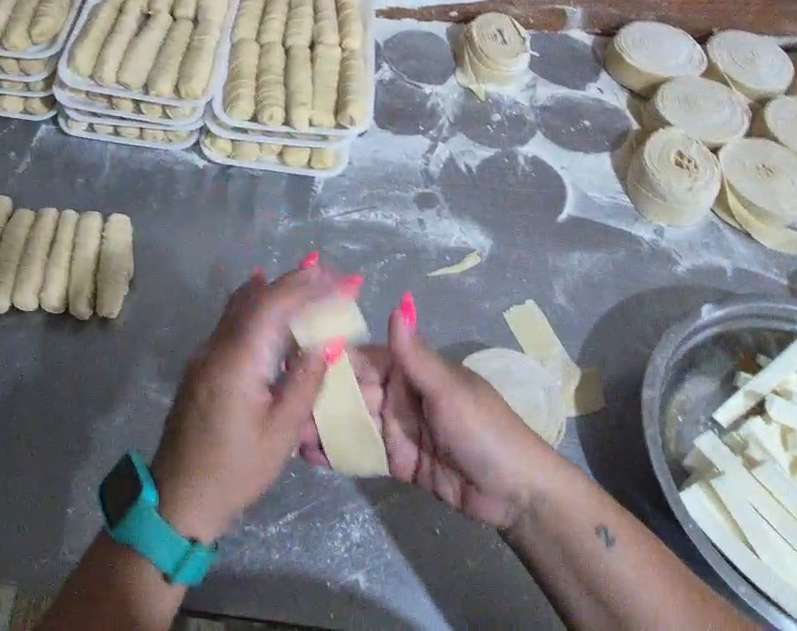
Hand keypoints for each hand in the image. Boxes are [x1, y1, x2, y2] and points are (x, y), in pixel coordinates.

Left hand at [150, 259, 346, 542]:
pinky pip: (233, 323)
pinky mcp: (202, 366)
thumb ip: (305, 383)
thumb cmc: (235, 470)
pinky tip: (270, 302)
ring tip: (309, 281)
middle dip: (294, 282)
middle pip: (256, 298)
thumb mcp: (282, 433)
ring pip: (241, 307)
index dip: (308, 287)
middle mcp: (217, 346)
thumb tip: (327, 342)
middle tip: (329, 273)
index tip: (341, 280)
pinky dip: (257, 307)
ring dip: (275, 291)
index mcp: (238, 359)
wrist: (178, 497)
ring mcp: (205, 354)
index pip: (274, 304)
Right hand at [301, 295, 567, 530]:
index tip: (291, 359)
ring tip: (285, 432)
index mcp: (411, 369)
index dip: (329, 358)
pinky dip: (335, 453)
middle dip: (317, 398)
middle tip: (279, 402)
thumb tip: (398, 302)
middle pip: (349, 392)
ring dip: (320, 426)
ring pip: (350, 423)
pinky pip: (360, 453)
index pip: (361, 358)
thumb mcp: (450, 391)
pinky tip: (306, 455)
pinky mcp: (396, 461)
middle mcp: (398, 394)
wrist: (518, 494)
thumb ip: (415, 355)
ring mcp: (396, 429)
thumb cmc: (487, 430)